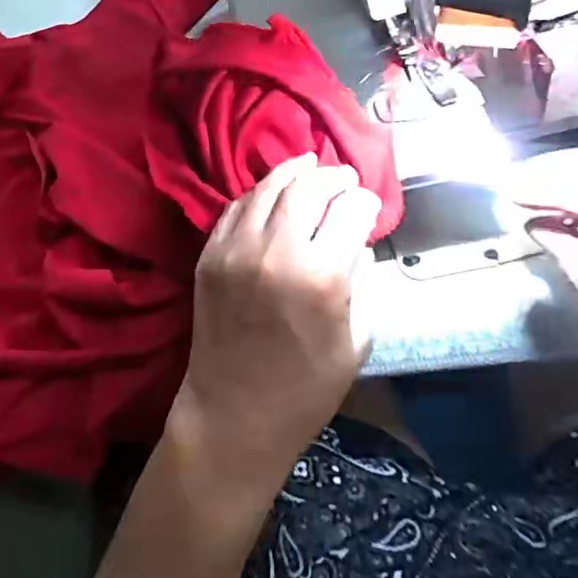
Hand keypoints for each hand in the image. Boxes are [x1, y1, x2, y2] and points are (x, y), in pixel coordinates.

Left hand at [175, 155, 381, 474]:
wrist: (234, 411)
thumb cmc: (306, 388)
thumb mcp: (356, 341)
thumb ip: (362, 283)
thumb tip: (358, 241)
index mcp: (320, 277)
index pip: (349, 212)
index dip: (364, 202)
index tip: (368, 203)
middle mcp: (275, 251)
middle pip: (308, 188)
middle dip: (332, 176)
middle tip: (343, 176)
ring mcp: (236, 249)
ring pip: (267, 189)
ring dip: (293, 172)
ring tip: (309, 165)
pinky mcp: (209, 254)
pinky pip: (236, 207)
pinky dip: (258, 193)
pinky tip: (272, 192)